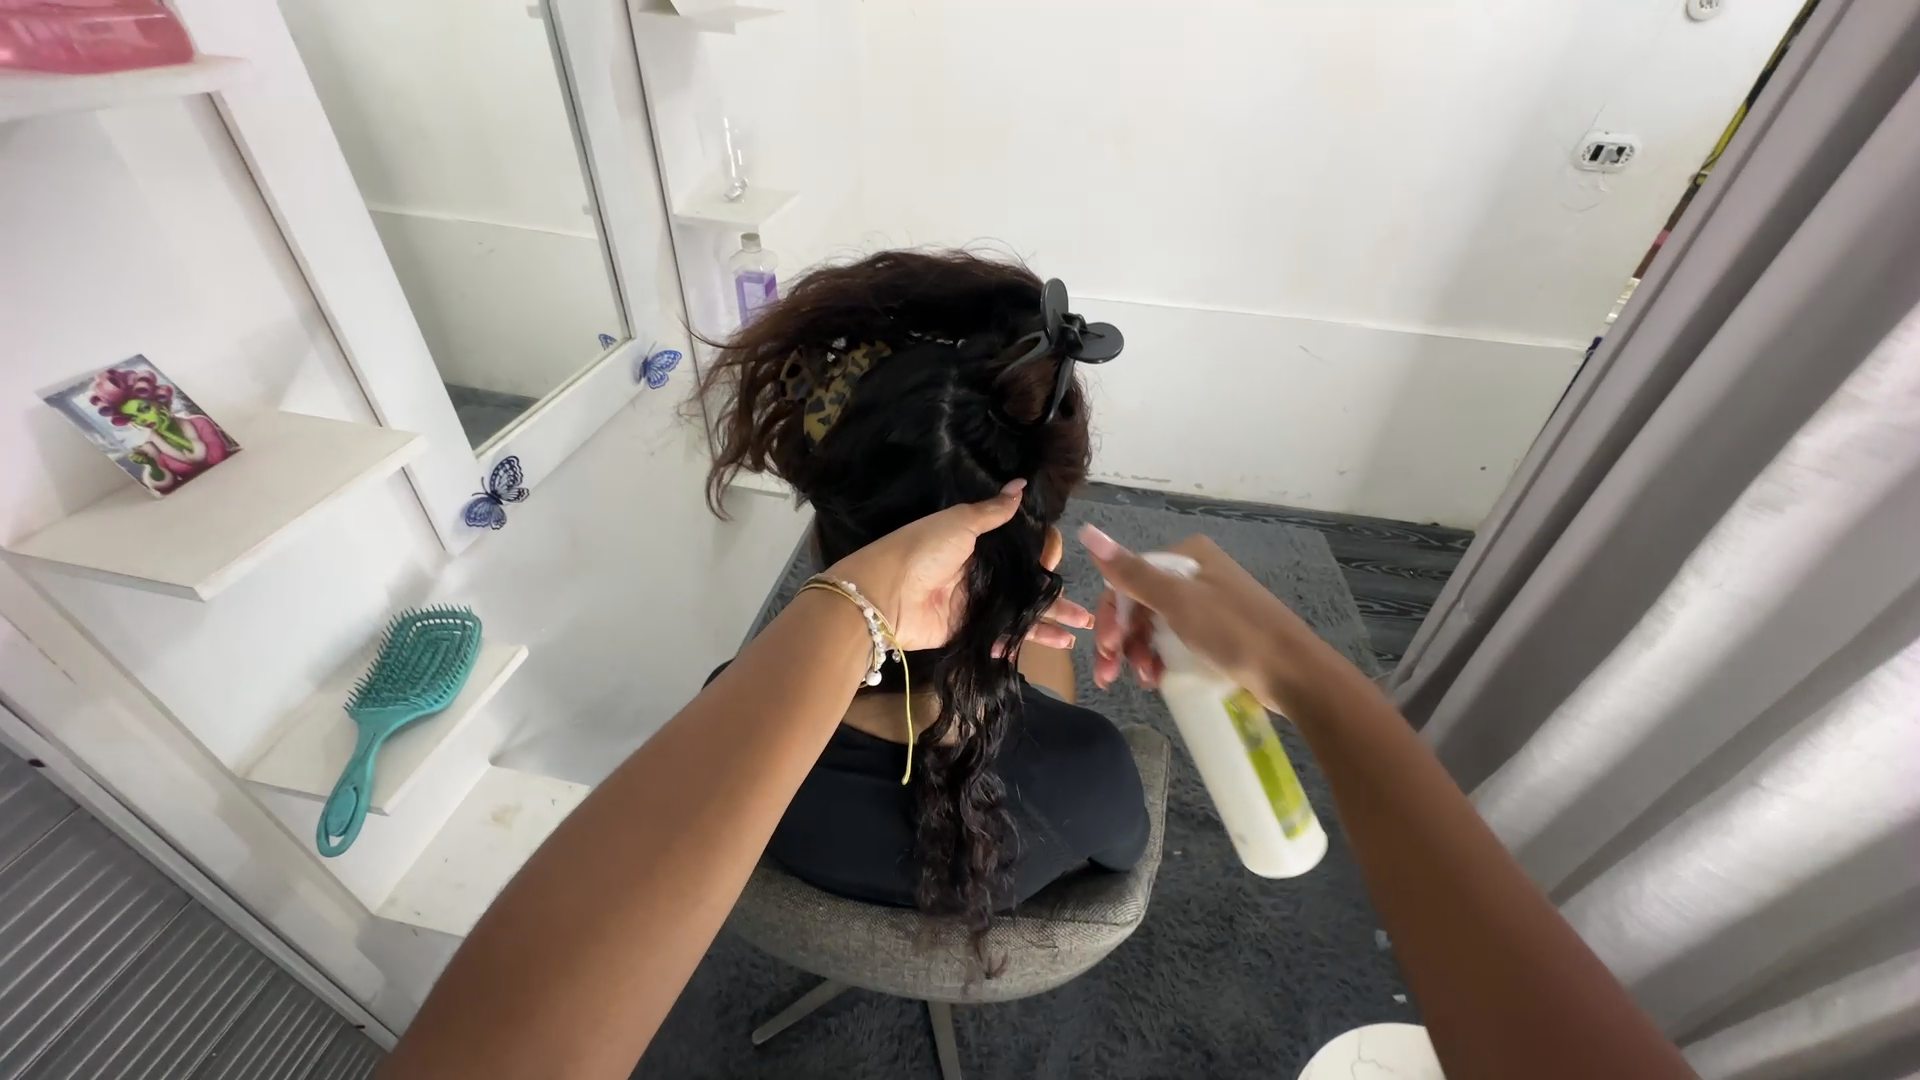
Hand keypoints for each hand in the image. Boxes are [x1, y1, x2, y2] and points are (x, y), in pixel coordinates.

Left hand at [827, 481, 1093, 652]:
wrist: (884, 594)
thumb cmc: (922, 550)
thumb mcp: (959, 522)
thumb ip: (994, 511)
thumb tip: (1022, 485)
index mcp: (978, 545)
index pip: (1021, 551)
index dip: (1043, 554)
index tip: (1058, 557)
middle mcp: (981, 576)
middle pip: (1026, 587)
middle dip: (1057, 597)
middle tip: (1089, 610)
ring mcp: (977, 607)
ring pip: (1022, 616)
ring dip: (1050, 622)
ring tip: (1081, 630)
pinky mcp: (969, 634)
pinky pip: (1004, 638)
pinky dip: (1027, 642)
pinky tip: (1056, 644)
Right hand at [1079, 526, 1334, 713]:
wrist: (1295, 674)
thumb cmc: (1235, 633)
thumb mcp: (1178, 602)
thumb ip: (1131, 573)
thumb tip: (1087, 533)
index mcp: (1187, 557)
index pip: (1129, 579)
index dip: (1112, 614)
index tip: (1106, 649)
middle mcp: (1195, 575)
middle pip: (1139, 604)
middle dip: (1121, 639)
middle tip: (1111, 674)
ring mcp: (1207, 605)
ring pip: (1154, 626)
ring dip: (1138, 653)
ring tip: (1142, 680)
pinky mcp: (1217, 633)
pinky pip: (1174, 641)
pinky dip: (1159, 659)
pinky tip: (1156, 678)